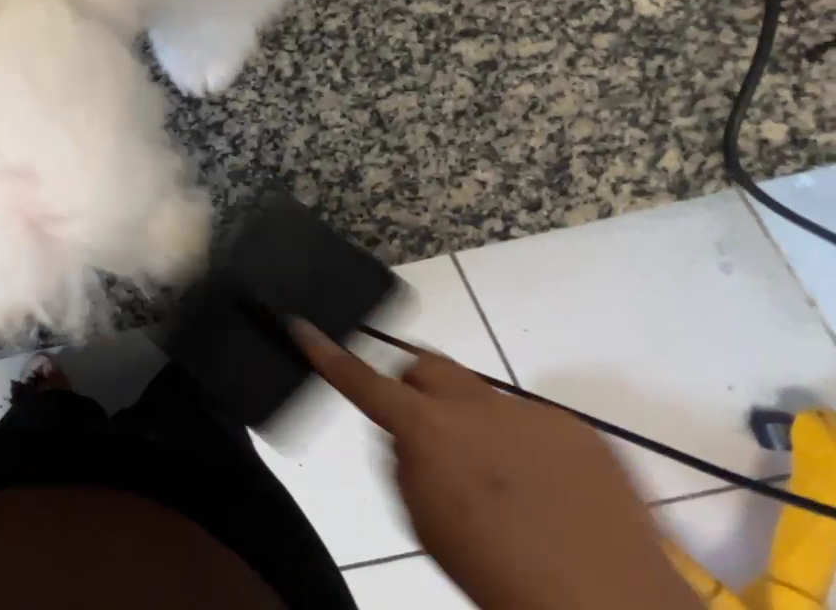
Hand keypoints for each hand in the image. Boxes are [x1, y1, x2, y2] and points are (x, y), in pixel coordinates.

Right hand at [291, 323, 700, 609]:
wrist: (607, 605)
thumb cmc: (493, 572)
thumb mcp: (422, 518)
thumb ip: (402, 460)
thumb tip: (404, 434)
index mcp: (426, 428)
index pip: (360, 379)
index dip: (326, 353)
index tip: (301, 327)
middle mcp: (476, 406)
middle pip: (425, 364)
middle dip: (414, 385)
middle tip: (423, 427)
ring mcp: (535, 415)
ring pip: (483, 398)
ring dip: (475, 423)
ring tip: (502, 483)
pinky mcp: (584, 433)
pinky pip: (536, 424)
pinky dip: (528, 447)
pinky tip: (547, 493)